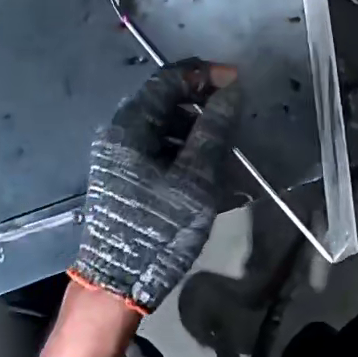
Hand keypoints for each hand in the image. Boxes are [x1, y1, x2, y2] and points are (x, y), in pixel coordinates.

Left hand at [69, 60, 240, 314]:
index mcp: (129, 126)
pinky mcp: (128, 175)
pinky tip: (211, 169)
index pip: (167, 80)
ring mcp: (121, 155)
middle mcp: (120, 133)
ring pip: (165, 125)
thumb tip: (230, 91)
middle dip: (203, 103)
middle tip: (236, 114)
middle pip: (166, 101)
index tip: (237, 81)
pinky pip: (161, 149)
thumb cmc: (158, 228)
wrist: (120, 281)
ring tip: (228, 147)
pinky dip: (187, 151)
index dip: (204, 75)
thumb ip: (213, 130)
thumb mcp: (194, 179)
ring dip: (198, 129)